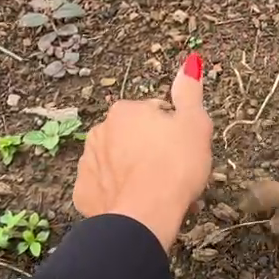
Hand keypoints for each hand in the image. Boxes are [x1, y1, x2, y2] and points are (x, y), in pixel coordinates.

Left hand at [73, 53, 213, 251]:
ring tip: (161, 195)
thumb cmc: (174, 166)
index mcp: (125, 111)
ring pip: (119, 164)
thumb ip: (190, 92)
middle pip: (135, 140)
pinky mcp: (84, 194)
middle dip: (153, 154)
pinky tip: (139, 206)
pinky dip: (120, 196)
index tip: (185, 151)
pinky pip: (106, 190)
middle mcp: (100, 132)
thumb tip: (190, 62)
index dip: (175, 134)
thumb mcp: (195, 124)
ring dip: (138, 174)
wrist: (145, 216)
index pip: (156, 115)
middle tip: (176, 175)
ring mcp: (88, 163)